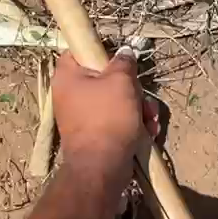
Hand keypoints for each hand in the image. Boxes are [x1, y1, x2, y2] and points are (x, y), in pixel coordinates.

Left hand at [52, 48, 154, 174]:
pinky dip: (133, 123)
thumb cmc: (107, 118)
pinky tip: (148, 131)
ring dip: (138, 106)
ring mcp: (83, 116)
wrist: (102, 168)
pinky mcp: (96, 133)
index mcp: (67, 76)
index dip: (101, 50)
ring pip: (116, 99)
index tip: (120, 57)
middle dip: (131, 87)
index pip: (79, 50)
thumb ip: (123, 62)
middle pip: (104, 77)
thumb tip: (124, 52)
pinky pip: (117, 119)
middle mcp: (71, 94)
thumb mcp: (121, 81)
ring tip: (150, 118)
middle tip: (141, 94)